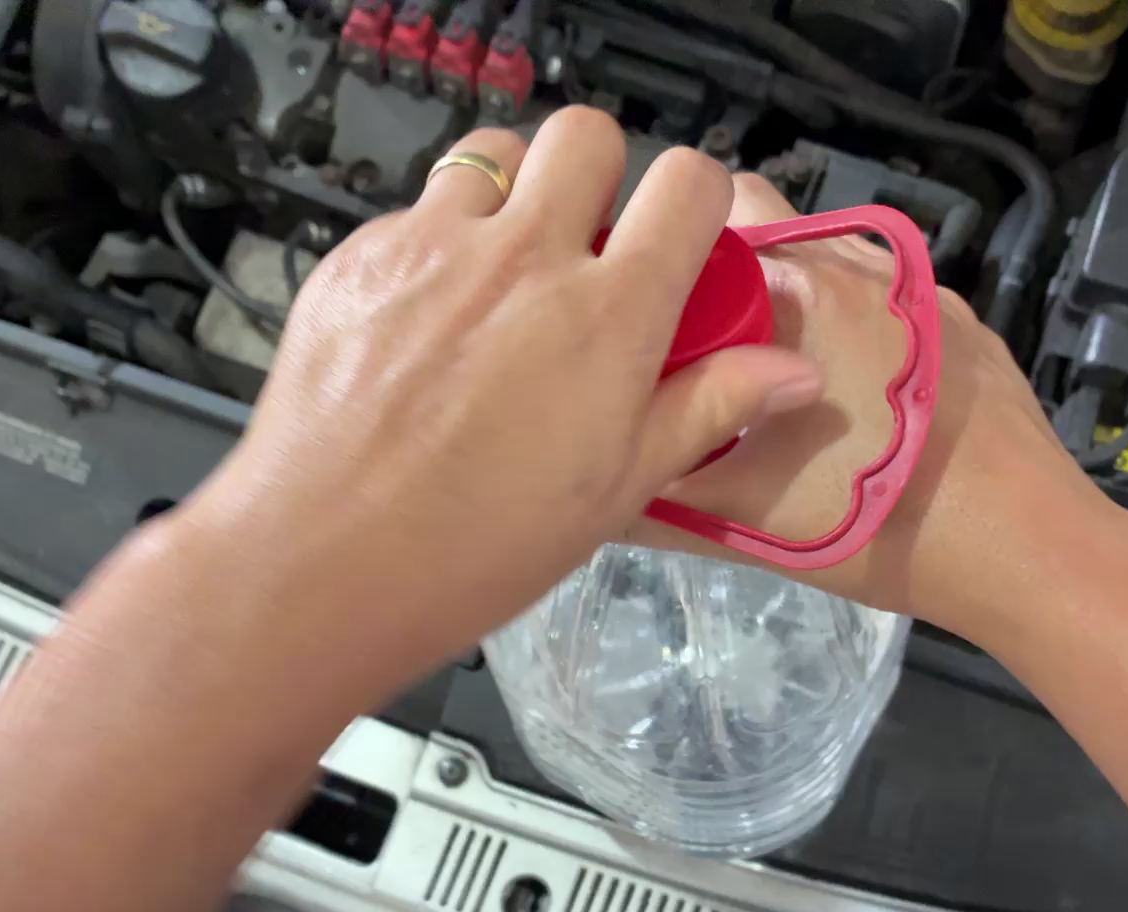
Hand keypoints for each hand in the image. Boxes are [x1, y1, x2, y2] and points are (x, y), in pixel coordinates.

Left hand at [171, 109, 823, 679]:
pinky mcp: (359, 257)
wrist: (332, 560)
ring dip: (518, 195)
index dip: (696, 202)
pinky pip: (418, 211)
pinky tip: (431, 321)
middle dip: (602, 178)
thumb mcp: (622, 483)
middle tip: (589, 252)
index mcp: (608, 314)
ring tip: (509, 272)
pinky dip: (442, 243)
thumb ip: (711, 407)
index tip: (683, 243)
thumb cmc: (492, 540)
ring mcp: (434, 246)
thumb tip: (795, 373)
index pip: (686, 185)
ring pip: (495, 155)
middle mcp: (525, 256)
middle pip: (586, 135)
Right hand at [632, 174, 1127, 644]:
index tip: (647, 329)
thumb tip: (600, 489)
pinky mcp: (958, 317)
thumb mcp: (744, 521)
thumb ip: (658, 497)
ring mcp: (916, 285)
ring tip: (772, 373)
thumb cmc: (872, 524)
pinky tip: (853, 390)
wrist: (1024, 548)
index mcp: (794, 294)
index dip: (661, 274)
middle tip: (702, 350)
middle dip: (718, 267)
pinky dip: (847, 317)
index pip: (699, 230)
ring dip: (785, 291)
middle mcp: (854, 264)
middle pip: (761, 216)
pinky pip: (879, 289)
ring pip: (823, 250)